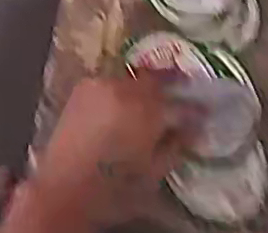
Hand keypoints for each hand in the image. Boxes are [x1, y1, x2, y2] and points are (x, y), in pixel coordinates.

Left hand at [4, 73, 192, 232]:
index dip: (195, 108)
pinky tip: (123, 102)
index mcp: (147, 113)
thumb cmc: (112, 189)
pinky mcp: (85, 84)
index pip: (180, 105)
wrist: (63, 189)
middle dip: (171, 82)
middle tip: (183, 85)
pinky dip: (121, 89)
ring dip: (144, 86)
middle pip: (155, 79)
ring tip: (151, 97)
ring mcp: (103, 82)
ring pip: (133, 78)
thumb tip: (192, 128)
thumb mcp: (152, 175)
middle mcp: (126, 89)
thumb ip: (175, 146)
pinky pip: (111, 81)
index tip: (204, 110)